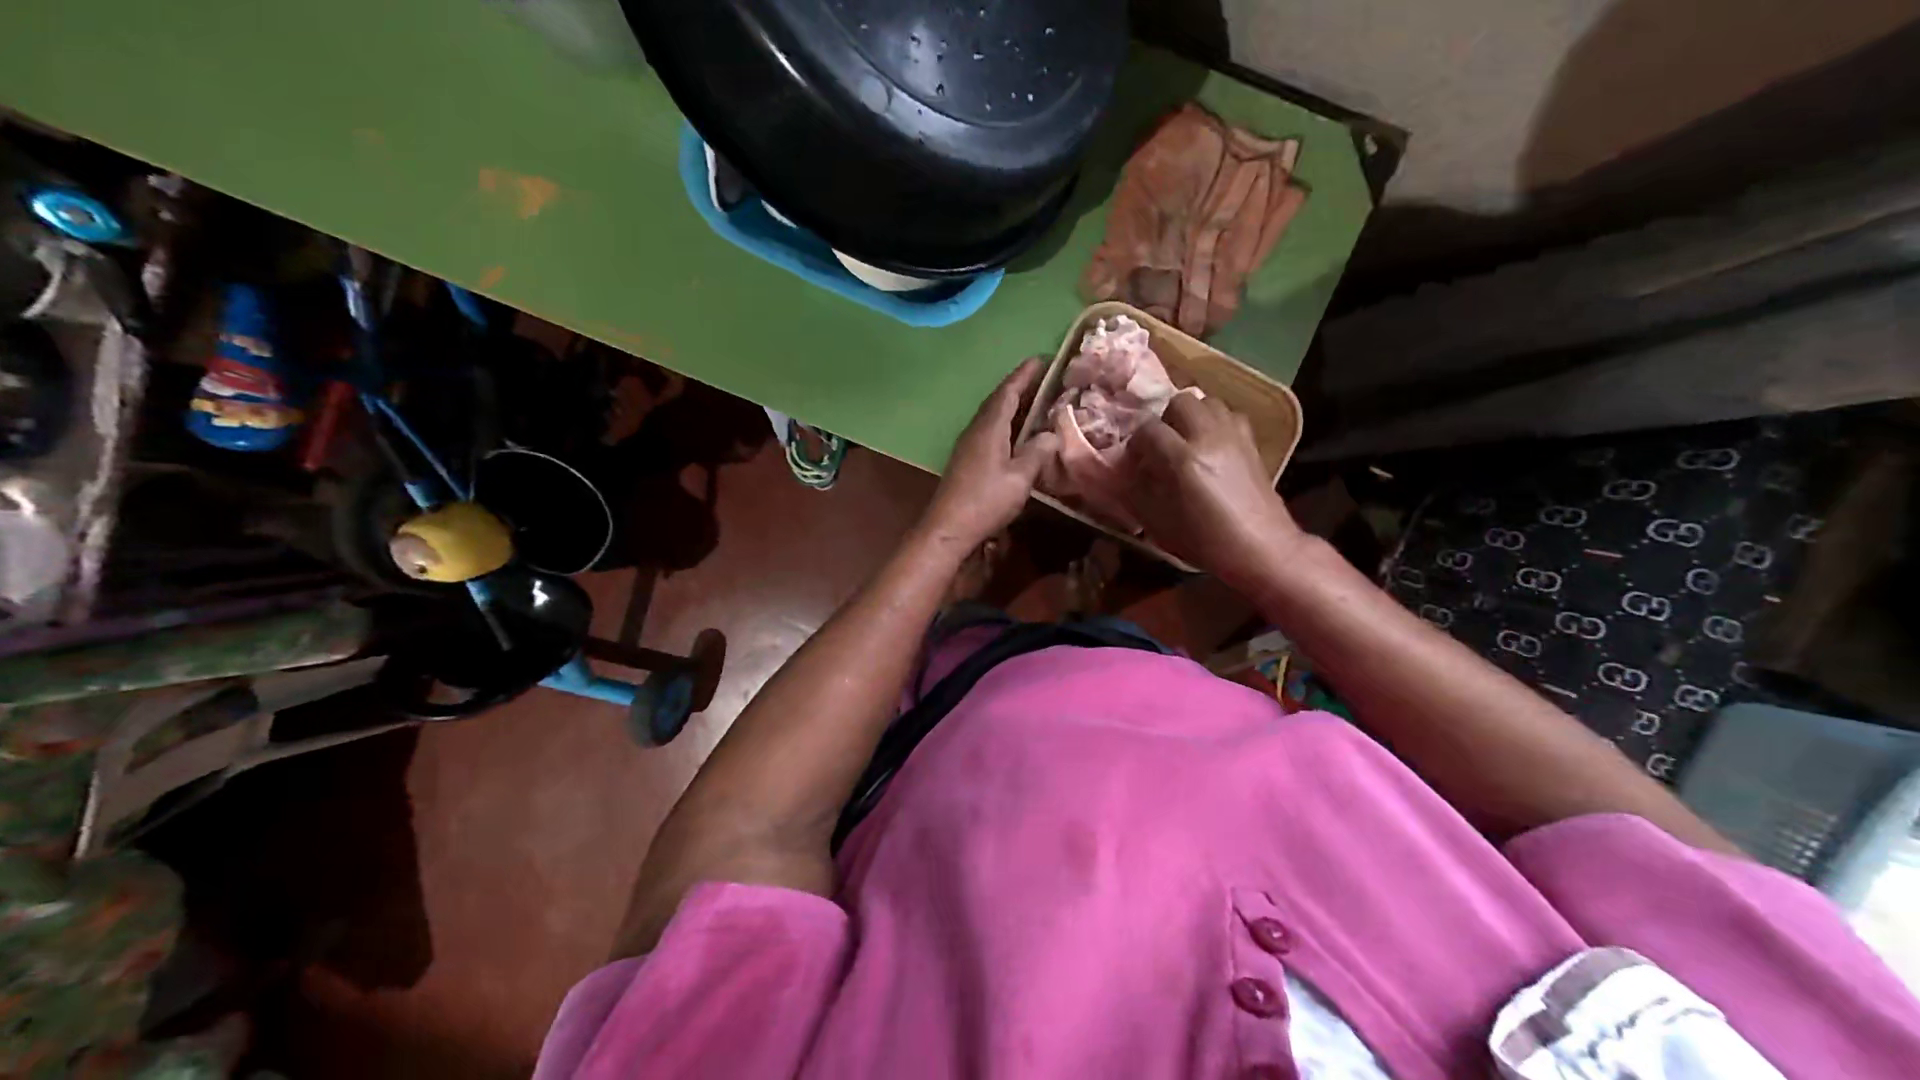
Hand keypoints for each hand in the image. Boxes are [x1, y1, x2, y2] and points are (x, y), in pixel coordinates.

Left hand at [921, 359, 1059, 550]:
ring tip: (1033, 402)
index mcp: (989, 427)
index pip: (1008, 392)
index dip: (1024, 375)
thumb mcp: (1020, 477)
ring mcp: (968, 445)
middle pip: (998, 401)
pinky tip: (1015, 433)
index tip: (1040, 359)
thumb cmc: (986, 500)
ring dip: (1011, 406)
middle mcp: (976, 430)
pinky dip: (1005, 424)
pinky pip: (988, 431)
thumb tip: (1052, 434)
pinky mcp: (966, 460)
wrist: (948, 527)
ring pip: (992, 416)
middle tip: (1042, 378)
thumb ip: (1037, 452)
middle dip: (1019, 387)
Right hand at [1125, 394, 1302, 585]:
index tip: (1136, 460)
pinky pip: (1229, 414)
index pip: (1148, 429)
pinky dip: (1215, 422)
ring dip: (1192, 416)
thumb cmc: (1205, 542)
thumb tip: (1129, 470)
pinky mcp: (1252, 441)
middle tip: (1162, 444)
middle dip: (1165, 420)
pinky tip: (1211, 444)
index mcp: (1183, 459)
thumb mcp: (1159, 522)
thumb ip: (1138, 490)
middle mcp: (1209, 437)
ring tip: (1187, 440)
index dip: (1136, 443)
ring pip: (1208, 401)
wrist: (1261, 548)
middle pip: (1180, 401)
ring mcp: (1235, 436)